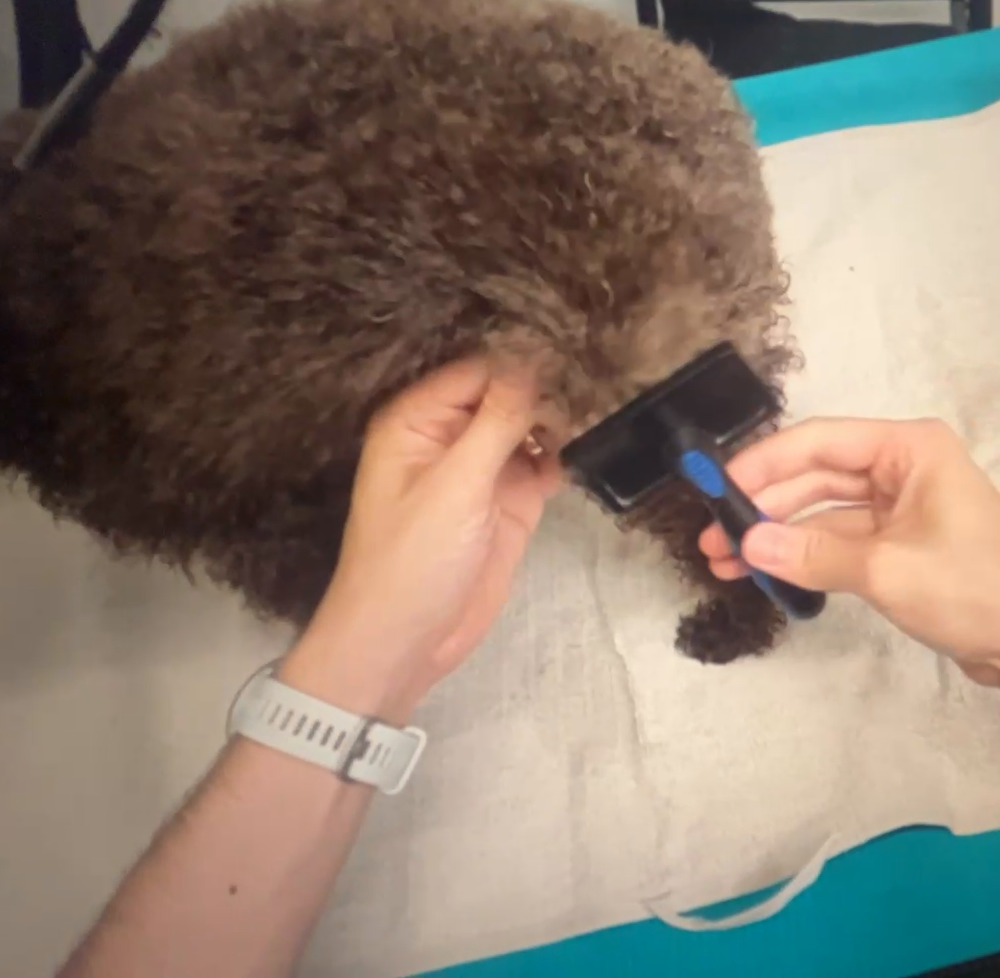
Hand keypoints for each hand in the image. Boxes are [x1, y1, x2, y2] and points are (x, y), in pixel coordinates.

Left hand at [282, 359, 561, 723]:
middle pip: (508, 395)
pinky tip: (578, 460)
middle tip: (590, 394)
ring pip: (530, 427)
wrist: (409, 640)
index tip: (571, 361)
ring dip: (559, 425)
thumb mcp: (456, 484)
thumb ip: (497, 422)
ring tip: (590, 423)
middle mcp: (453, 436)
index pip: (478, 372)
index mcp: (420, 421)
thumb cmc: (415, 557)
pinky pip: (543, 463)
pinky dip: (561, 459)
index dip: (521, 366)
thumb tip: (533, 360)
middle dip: (546, 394)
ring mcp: (484, 469)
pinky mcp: (511, 499)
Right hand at [699, 418, 999, 688]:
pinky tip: (768, 573)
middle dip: (765, 507)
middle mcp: (902, 468)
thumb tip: (746, 544)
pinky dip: (807, 557)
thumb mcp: (887, 569)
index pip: (819, 443)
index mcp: (908, 448)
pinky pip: (841, 542)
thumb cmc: (974, 588)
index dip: (762, 463)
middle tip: (714, 537)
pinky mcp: (899, 546)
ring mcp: (900, 509)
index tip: (716, 489)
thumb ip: (812, 554)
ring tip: (726, 562)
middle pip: (817, 477)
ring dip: (779, 536)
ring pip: (825, 514)